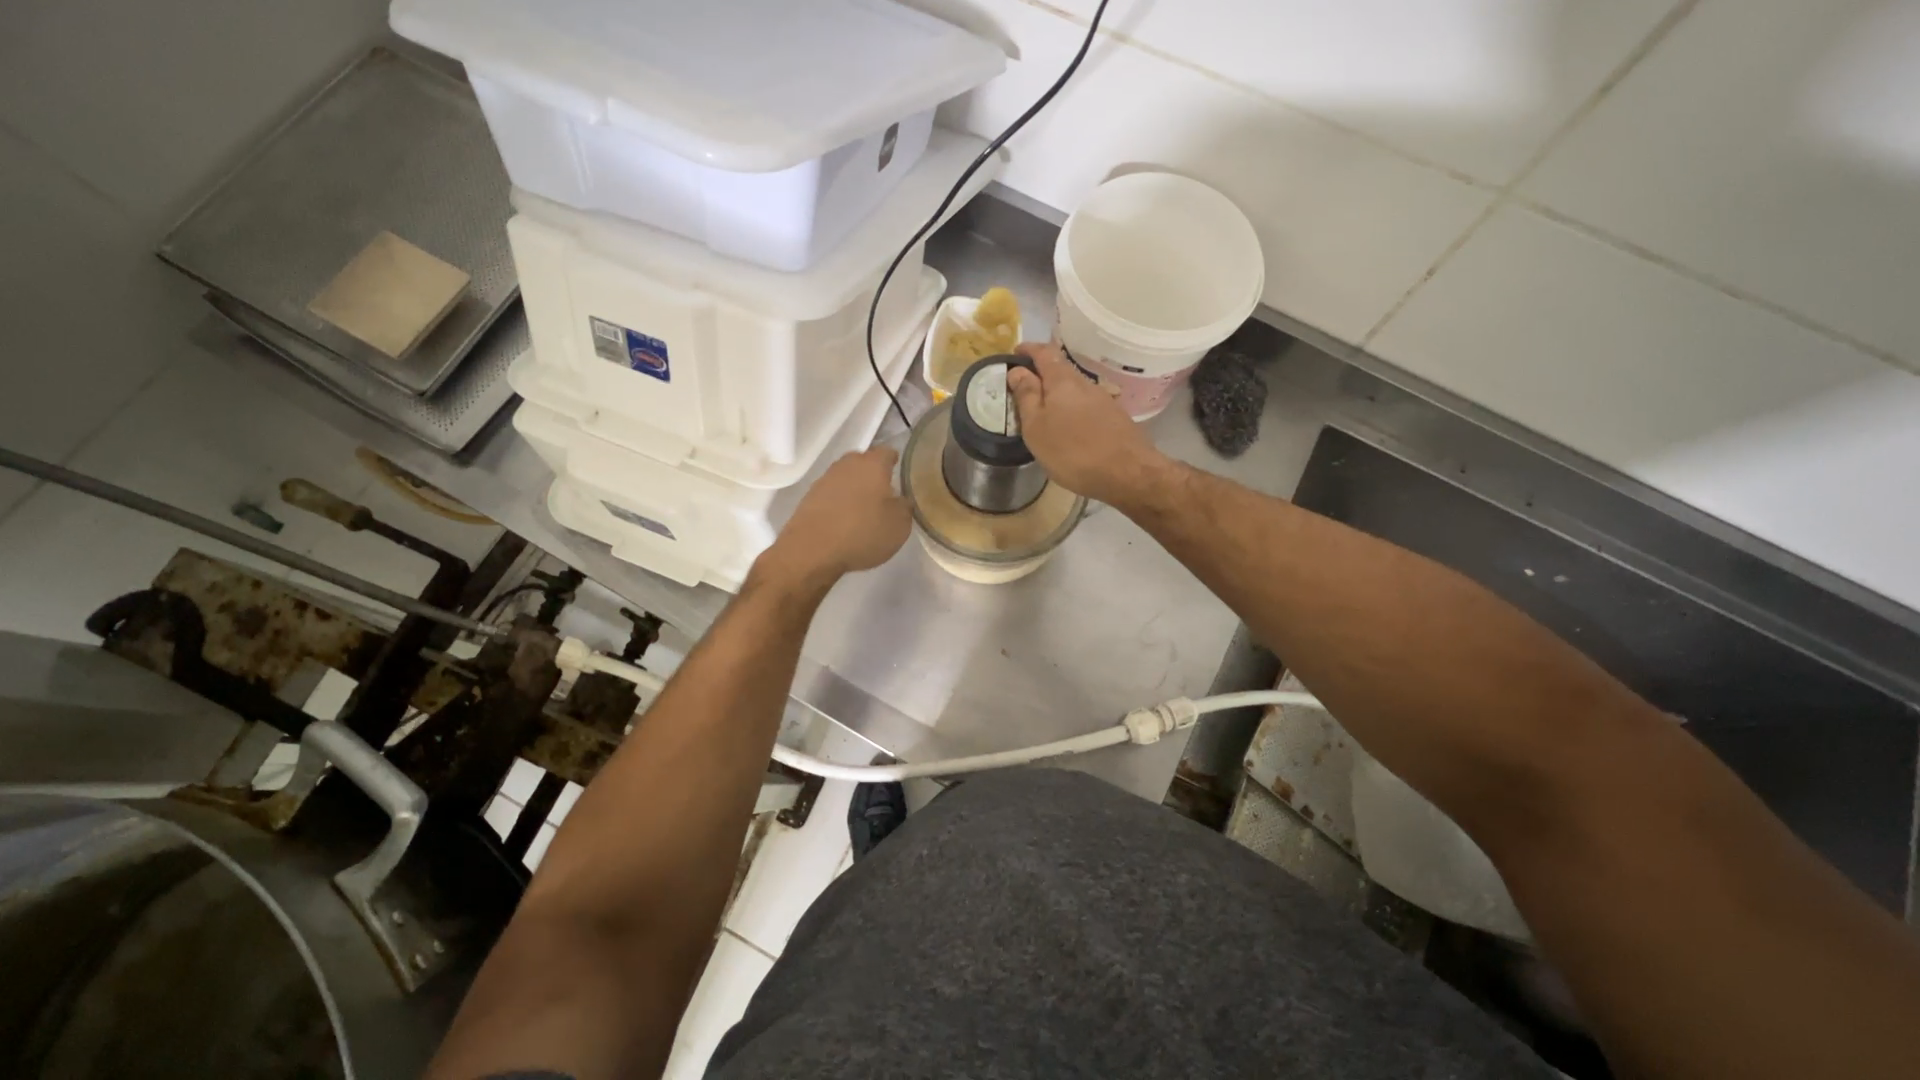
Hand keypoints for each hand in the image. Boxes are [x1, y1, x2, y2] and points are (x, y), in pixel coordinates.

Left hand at [757, 446, 910, 588]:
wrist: (812, 550)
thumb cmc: (862, 533)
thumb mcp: (899, 525)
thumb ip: (905, 507)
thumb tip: (901, 499)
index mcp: (873, 464)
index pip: (888, 453)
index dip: (896, 462)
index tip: (901, 475)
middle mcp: (847, 465)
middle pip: (864, 462)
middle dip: (874, 474)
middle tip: (884, 493)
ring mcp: (825, 479)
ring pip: (846, 477)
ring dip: (855, 488)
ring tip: (864, 509)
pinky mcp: (809, 497)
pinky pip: (831, 494)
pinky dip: (839, 502)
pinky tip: (844, 520)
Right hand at [1007, 343, 1170, 504]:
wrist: (1128, 474)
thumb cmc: (1073, 452)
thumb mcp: (1037, 427)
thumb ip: (1026, 396)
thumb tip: (1017, 370)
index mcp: (1063, 381)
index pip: (1044, 352)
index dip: (1028, 349)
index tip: (1015, 353)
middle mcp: (1085, 383)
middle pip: (1061, 370)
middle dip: (1041, 373)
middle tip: (1023, 387)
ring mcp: (1104, 400)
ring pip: (1074, 389)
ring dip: (1057, 394)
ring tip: (1043, 411)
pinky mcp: (1115, 418)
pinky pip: (1086, 406)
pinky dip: (1072, 409)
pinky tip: (1068, 427)